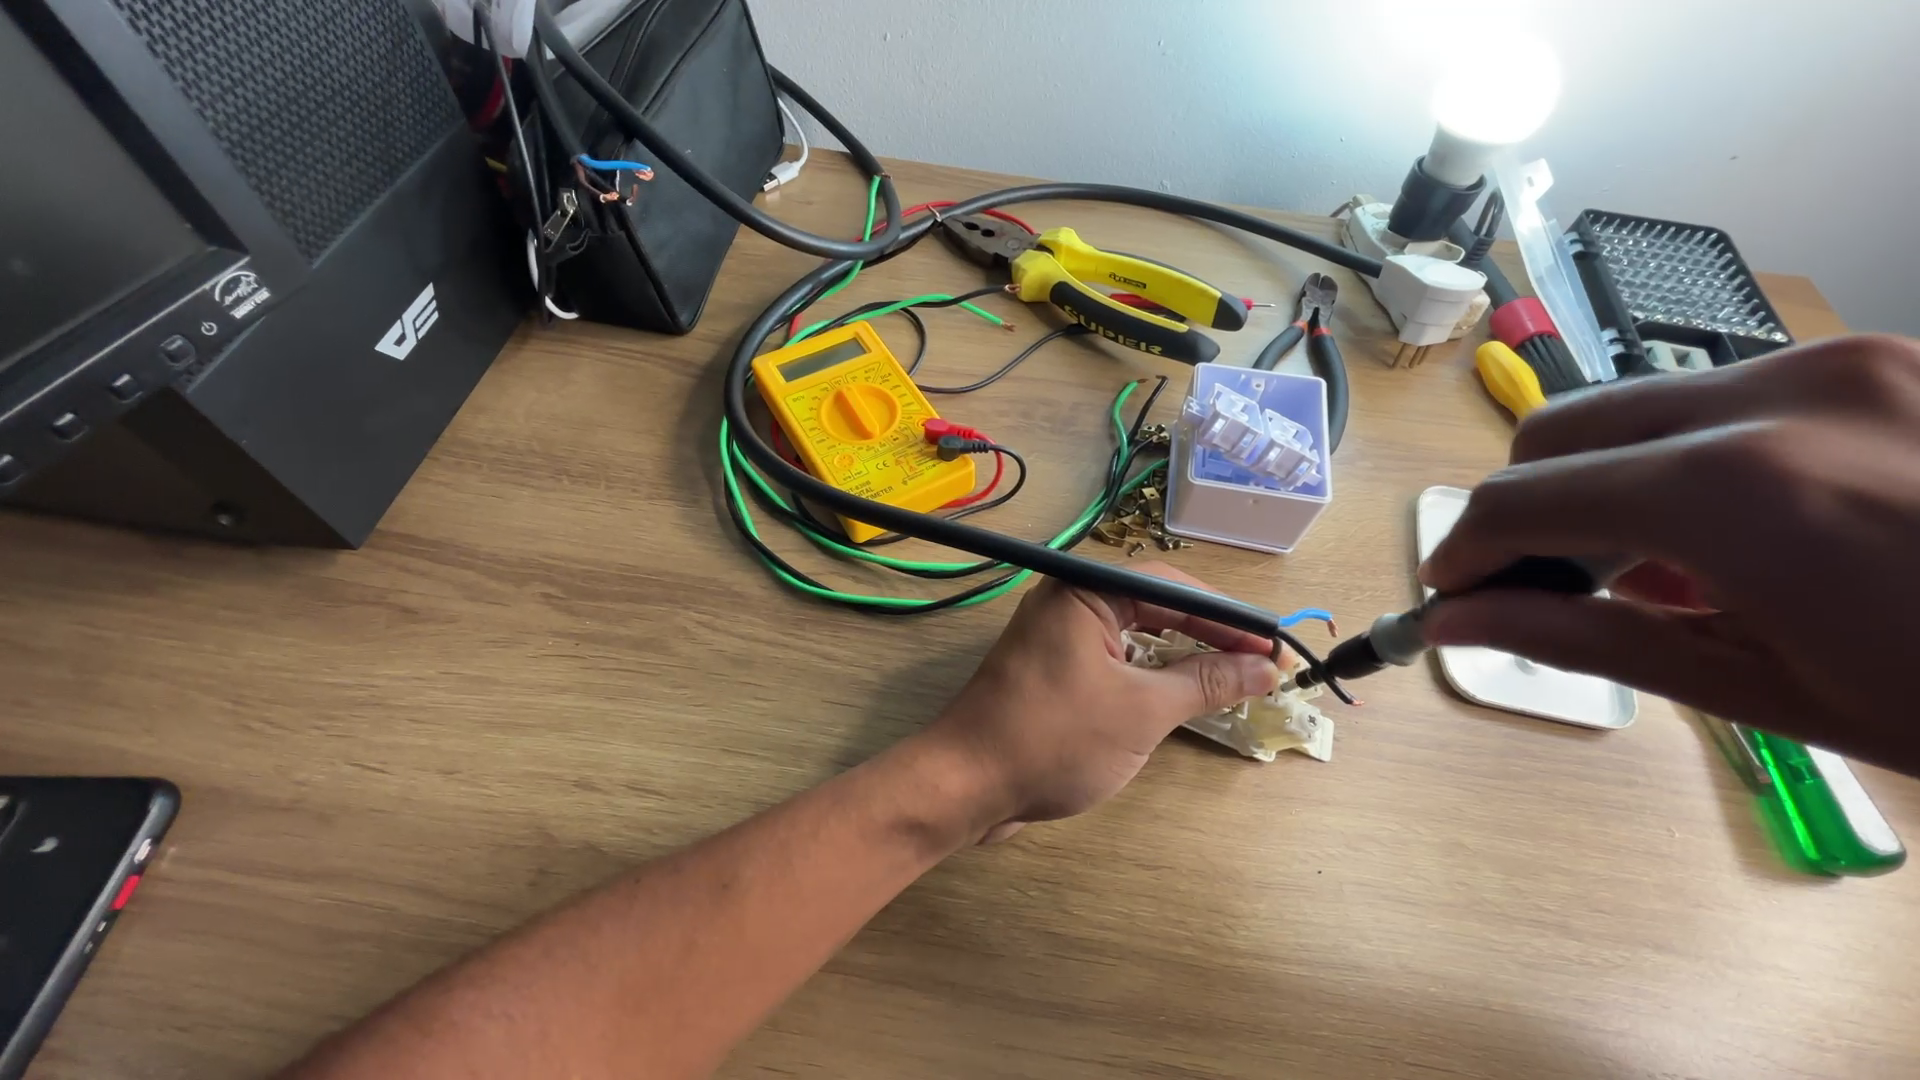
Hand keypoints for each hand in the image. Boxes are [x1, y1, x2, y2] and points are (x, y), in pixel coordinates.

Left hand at [915, 562, 1281, 841]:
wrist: (966, 784)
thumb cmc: (1054, 741)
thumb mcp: (1142, 711)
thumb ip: (1205, 682)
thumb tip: (1263, 668)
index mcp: (1084, 592)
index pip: (1172, 586)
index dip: (1227, 617)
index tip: (1272, 647)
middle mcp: (1067, 600)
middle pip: (1154, 604)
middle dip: (1207, 633)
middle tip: (1258, 665)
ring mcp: (1055, 634)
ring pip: (1134, 632)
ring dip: (1181, 653)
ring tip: (1230, 678)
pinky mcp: (1050, 667)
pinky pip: (1112, 656)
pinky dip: (1148, 672)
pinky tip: (1177, 691)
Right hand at [1419, 334, 1919, 774]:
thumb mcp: (1767, 692)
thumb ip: (1583, 638)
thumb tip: (1457, 623)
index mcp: (1735, 490)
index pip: (1517, 499)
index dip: (1461, 551)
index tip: (1451, 595)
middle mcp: (1774, 394)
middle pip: (1553, 432)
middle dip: (1516, 509)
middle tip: (1537, 583)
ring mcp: (1842, 361)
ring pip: (1628, 408)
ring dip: (1594, 483)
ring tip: (1645, 567)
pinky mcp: (1883, 358)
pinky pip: (1714, 400)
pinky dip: (1672, 462)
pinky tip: (1727, 533)